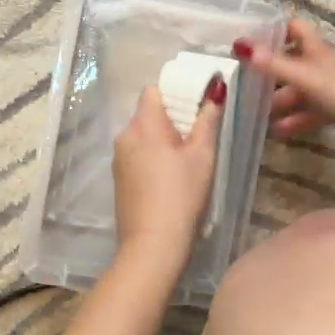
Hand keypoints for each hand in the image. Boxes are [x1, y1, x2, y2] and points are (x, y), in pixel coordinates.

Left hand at [113, 79, 224, 270]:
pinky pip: (137, 154)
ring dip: (162, 139)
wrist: (153, 244)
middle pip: (148, 112)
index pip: (154, 90)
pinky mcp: (119, 178)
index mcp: (143, 124)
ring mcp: (118, 158)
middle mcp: (125, 135)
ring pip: (142, 135)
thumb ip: (208, 120)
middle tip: (198, 136)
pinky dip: (152, 156)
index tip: (195, 107)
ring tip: (187, 160)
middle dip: (172, 118)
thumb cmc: (182, 195)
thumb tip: (215, 91)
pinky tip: (170, 178)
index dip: (175, 93)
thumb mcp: (203, 156)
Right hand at [233, 19, 334, 137]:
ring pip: (300, 89)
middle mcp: (325, 65)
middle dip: (271, 72)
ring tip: (259, 113)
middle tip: (247, 83)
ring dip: (281, 100)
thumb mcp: (305, 78)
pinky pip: (310, 111)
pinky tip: (280, 131)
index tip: (251, 39)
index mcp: (318, 50)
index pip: (295, 28)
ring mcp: (332, 88)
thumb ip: (274, 64)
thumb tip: (240, 45)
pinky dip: (295, 119)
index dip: (275, 29)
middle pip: (293, 61)